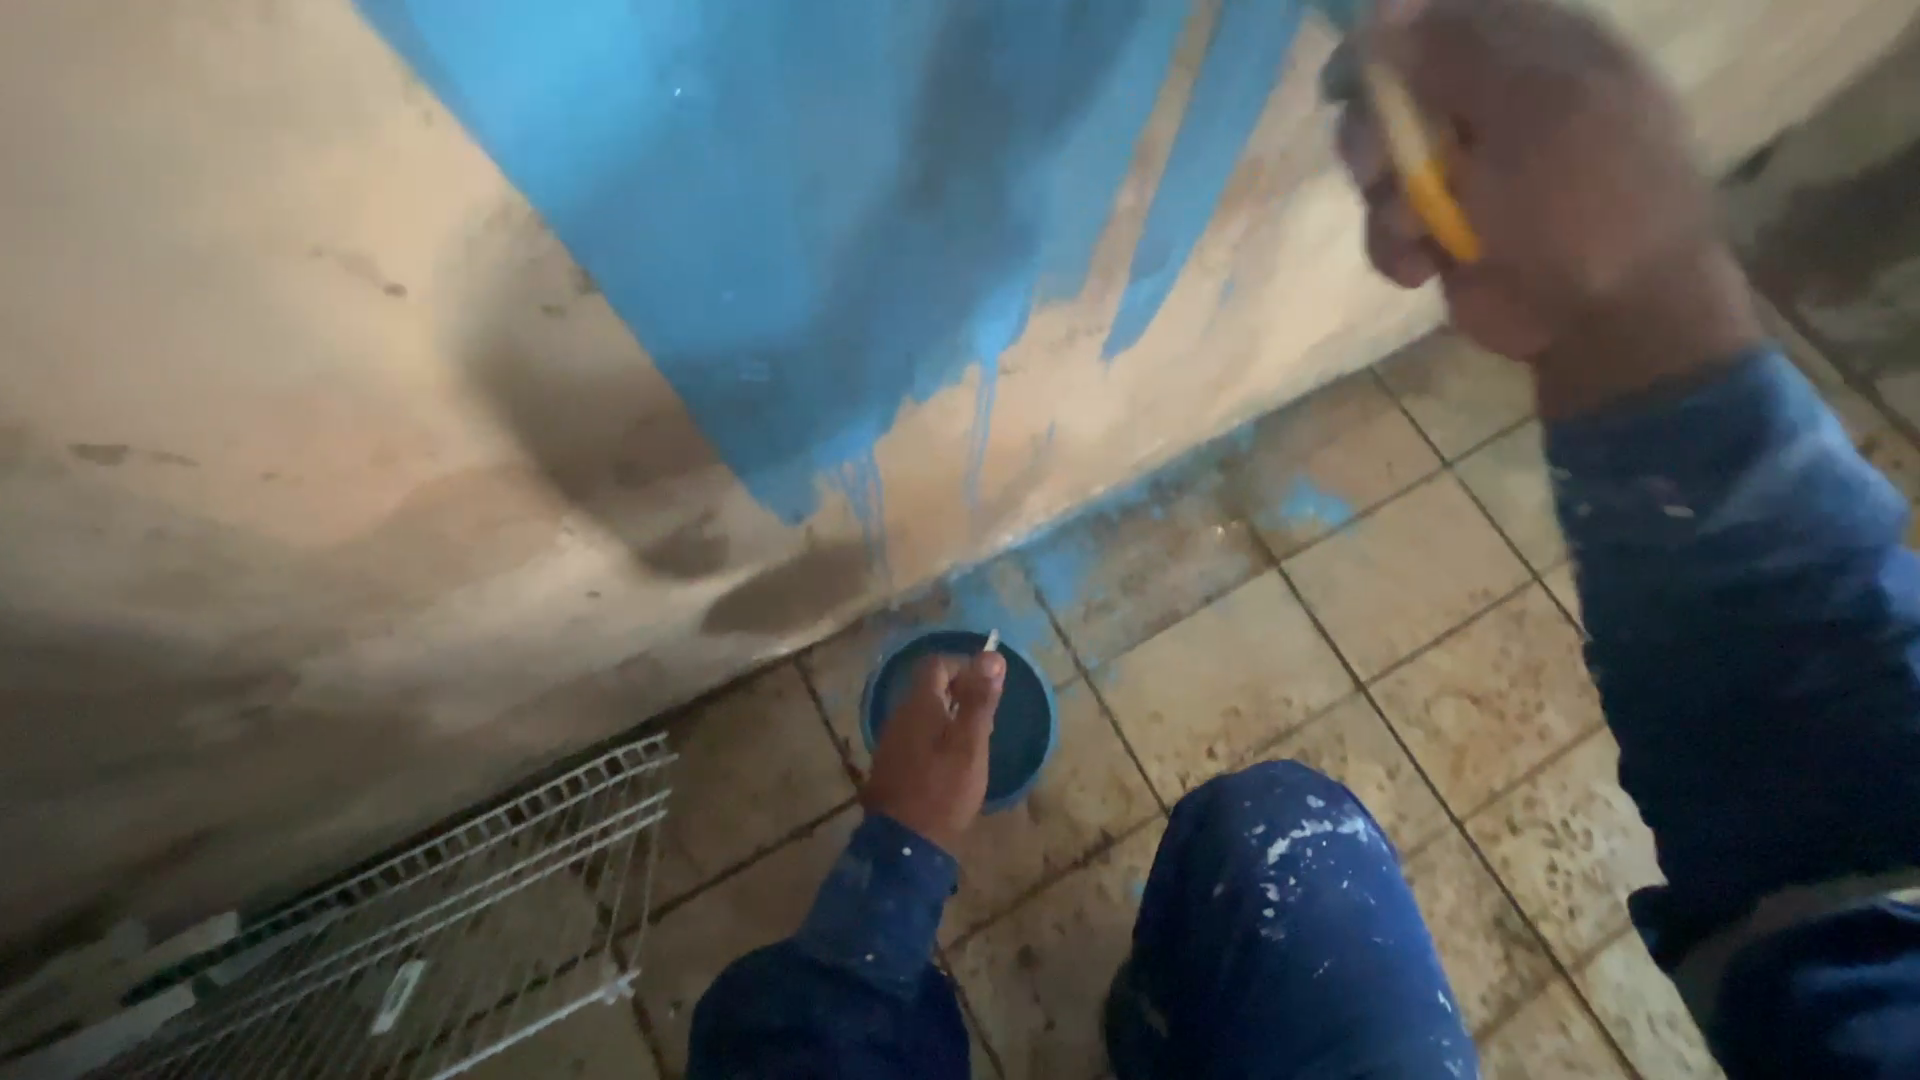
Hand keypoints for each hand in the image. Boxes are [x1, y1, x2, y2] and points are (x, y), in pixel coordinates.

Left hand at [861, 652, 1006, 855]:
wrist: (903, 842)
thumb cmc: (943, 789)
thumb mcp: (970, 744)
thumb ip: (979, 699)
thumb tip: (992, 656)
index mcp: (919, 704)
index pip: (938, 664)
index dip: (964, 668)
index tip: (986, 691)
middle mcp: (899, 714)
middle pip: (929, 688)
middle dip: (960, 695)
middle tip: (985, 722)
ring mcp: (891, 739)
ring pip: (923, 713)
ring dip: (949, 718)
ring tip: (973, 745)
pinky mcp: (890, 762)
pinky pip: (916, 735)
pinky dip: (936, 738)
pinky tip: (951, 764)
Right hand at [1336, 0, 1760, 416]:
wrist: (1603, 315)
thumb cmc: (1587, 202)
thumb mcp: (1533, 110)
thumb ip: (1458, 55)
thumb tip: (1382, 8)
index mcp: (1534, 53)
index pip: (1444, 16)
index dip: (1386, 39)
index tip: (1342, 77)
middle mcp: (1491, 105)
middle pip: (1394, 95)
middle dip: (1375, 139)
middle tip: (1380, 171)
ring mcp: (1464, 172)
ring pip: (1379, 166)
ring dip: (1385, 207)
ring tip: (1417, 236)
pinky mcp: (1440, 228)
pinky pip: (1385, 225)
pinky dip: (1393, 250)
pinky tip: (1421, 269)